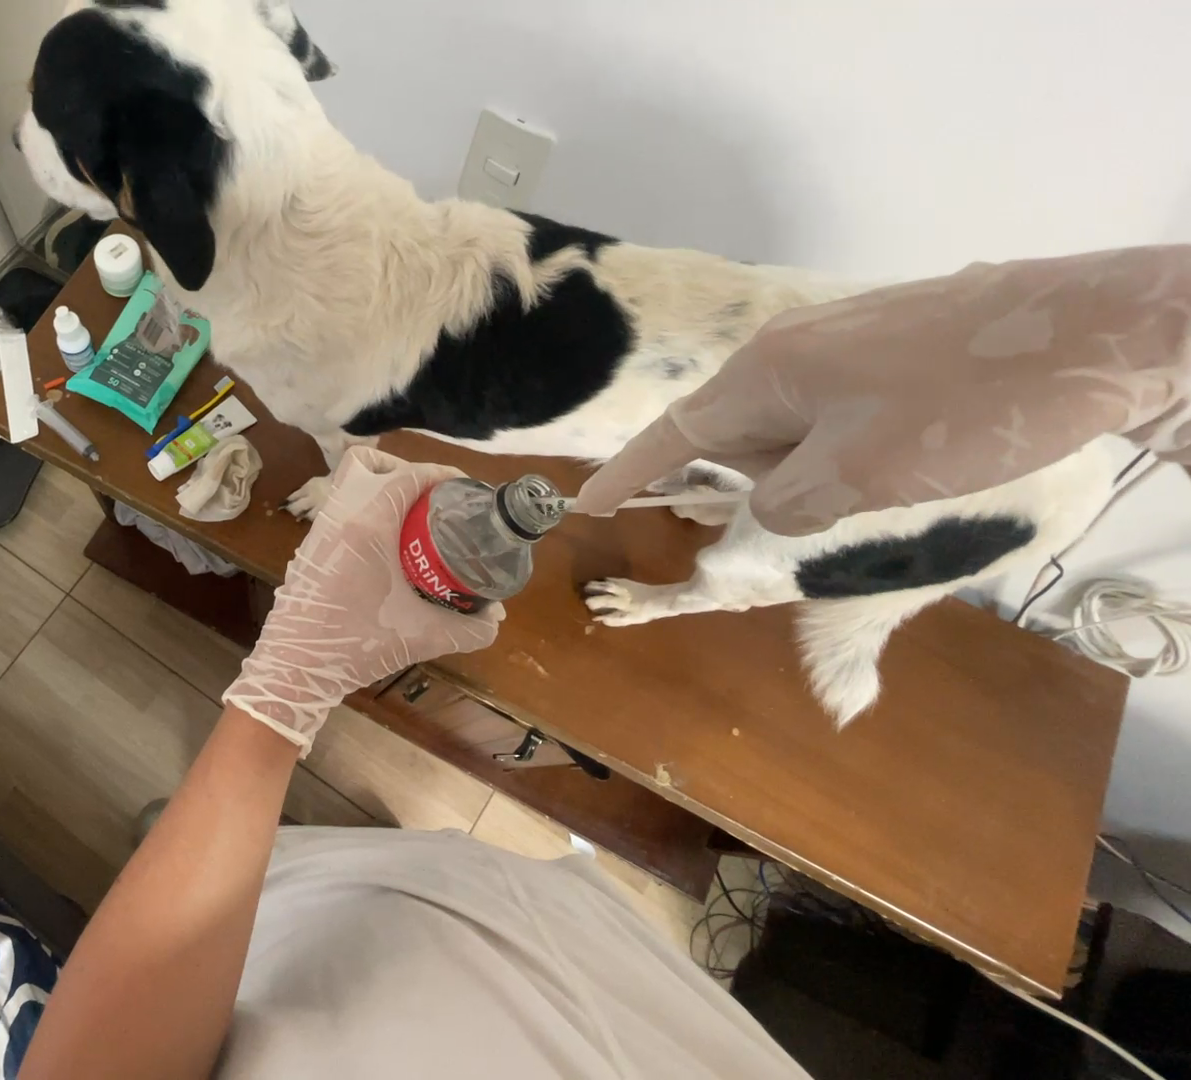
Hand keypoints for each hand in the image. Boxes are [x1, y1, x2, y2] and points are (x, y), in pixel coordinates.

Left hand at [223, 448, 504, 753]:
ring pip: (347, 485)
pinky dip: (362, 511)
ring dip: (379, 489)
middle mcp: (338, 518)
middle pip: (365, 464)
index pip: (406, 477)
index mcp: (366, 527)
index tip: (462, 488)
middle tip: (429, 498)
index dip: (439, 474)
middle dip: (402, 470)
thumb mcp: (421, 637)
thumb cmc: (356, 646)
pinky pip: (338, 510)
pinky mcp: (309, 549)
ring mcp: (318, 532)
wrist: (295, 668)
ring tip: (411, 520)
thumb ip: (467, 629)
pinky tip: (384, 546)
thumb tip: (496, 618)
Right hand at [571, 245, 1190, 535]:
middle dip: (768, 477)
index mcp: (763, 374)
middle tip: (845, 487)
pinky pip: (834, 407)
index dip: (625, 475)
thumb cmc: (970, 406)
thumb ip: (787, 503)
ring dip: (822, 461)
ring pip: (791, 424)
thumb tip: (776, 506)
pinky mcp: (885, 343)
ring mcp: (838, 340)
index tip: (584, 503)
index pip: (671, 436)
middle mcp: (787, 350)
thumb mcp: (860, 476)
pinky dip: (852, 441)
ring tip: (903, 460)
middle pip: (738, 433)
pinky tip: (917, 441)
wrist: (1120, 329)